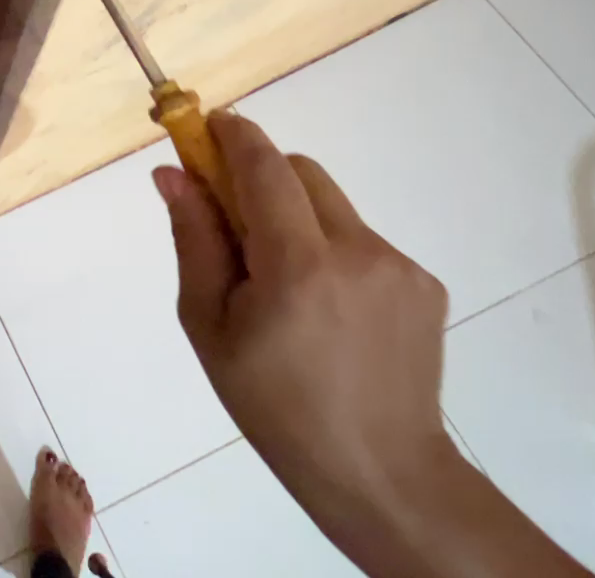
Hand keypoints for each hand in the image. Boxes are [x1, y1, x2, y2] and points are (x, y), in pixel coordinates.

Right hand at [153, 112, 457, 527]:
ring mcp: (399, 265)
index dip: (232, 134)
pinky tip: (321, 305)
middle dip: (259, 174)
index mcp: (298, 265)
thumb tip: (171, 174)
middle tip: (228, 214)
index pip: (264, 167)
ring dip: (292, 213)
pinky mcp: (423, 282)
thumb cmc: (271, 403)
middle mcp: (358, 250)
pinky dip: (326, 245)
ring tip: (278, 279)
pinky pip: (359, 238)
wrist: (378, 471)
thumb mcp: (209, 324)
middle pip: (300, 171)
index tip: (204, 123)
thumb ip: (194, 239)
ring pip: (330, 203)